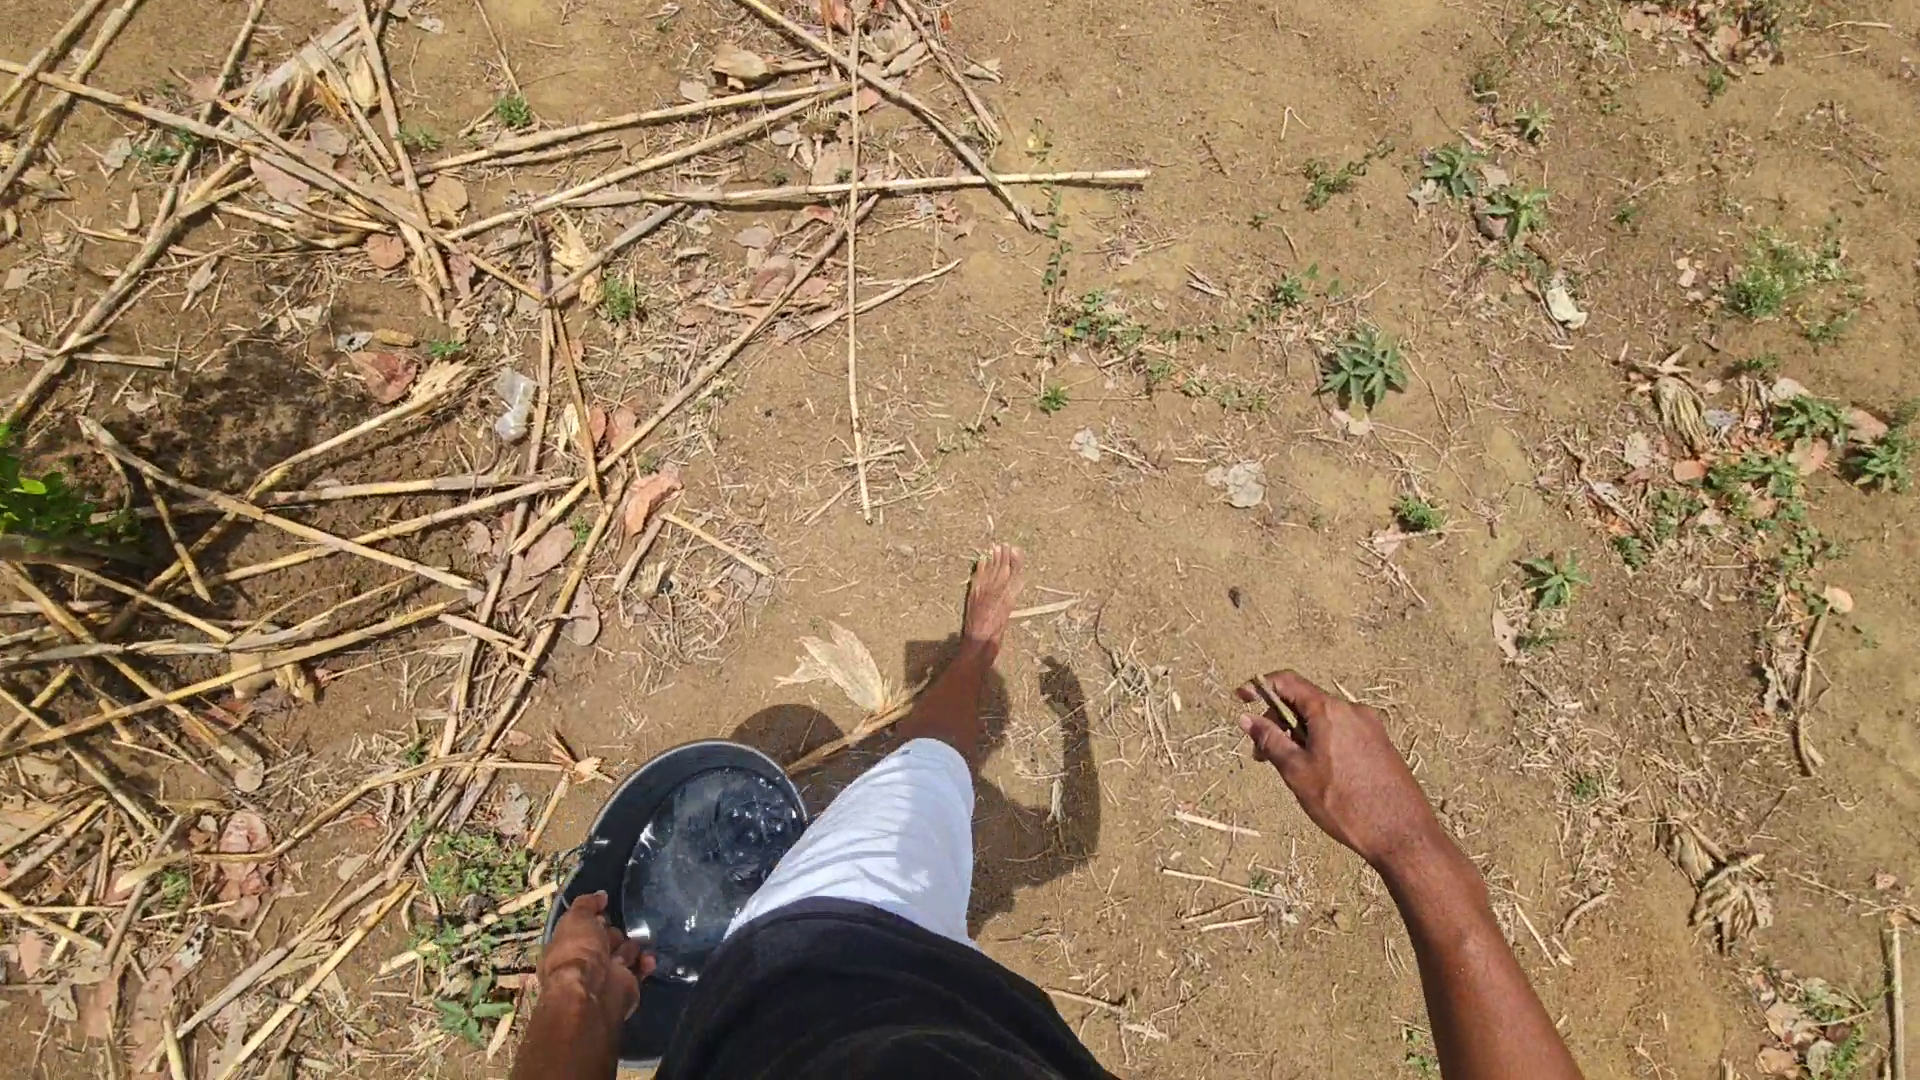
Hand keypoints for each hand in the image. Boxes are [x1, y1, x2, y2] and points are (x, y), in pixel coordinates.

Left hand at [537, 891, 652, 1029]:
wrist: (592, 990)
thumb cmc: (578, 951)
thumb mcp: (576, 919)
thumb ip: (587, 904)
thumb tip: (601, 896)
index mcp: (568, 950)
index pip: (584, 930)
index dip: (596, 919)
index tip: (606, 910)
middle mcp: (585, 965)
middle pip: (606, 941)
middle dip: (615, 933)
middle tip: (625, 927)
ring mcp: (606, 977)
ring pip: (625, 954)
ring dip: (633, 946)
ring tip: (639, 940)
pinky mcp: (625, 988)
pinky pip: (639, 970)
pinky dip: (645, 962)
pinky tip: (647, 958)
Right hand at [1236, 670, 1443, 871]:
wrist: (1405, 838)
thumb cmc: (1346, 804)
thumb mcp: (1297, 771)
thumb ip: (1269, 740)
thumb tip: (1248, 719)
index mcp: (1330, 711)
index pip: (1287, 681)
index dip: (1260, 687)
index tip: (1241, 699)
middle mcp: (1353, 711)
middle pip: (1303, 701)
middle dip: (1276, 720)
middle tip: (1260, 751)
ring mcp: (1370, 728)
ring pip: (1321, 719)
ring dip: (1297, 734)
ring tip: (1288, 767)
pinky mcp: (1380, 745)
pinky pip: (1340, 732)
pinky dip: (1319, 741)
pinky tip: (1315, 771)